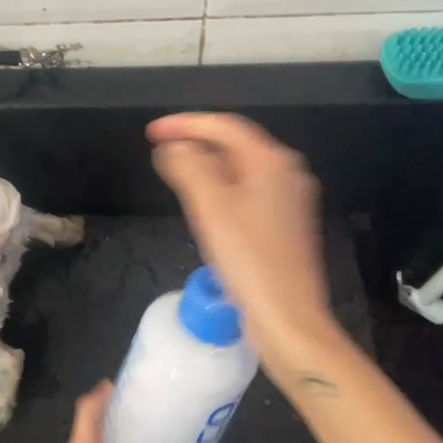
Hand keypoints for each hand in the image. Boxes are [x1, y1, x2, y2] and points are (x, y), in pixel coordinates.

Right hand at [148, 113, 340, 360]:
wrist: (288, 319)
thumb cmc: (248, 260)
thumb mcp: (210, 207)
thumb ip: (189, 167)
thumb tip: (173, 147)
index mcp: (272, 162)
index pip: (225, 126)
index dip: (185, 123)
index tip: (151, 132)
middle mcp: (287, 174)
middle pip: (236, 145)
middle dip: (196, 144)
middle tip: (160, 152)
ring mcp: (290, 201)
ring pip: (241, 171)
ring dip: (207, 168)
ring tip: (175, 176)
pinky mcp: (285, 226)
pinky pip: (248, 194)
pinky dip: (222, 191)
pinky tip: (204, 208)